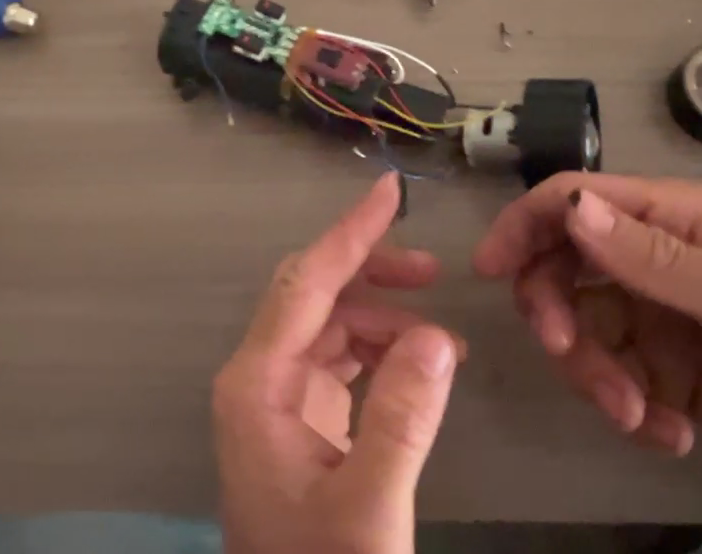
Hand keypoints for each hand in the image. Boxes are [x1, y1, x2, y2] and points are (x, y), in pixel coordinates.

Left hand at [214, 173, 462, 553]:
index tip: (390, 191)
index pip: (306, 284)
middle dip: (371, 273)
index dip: (351, 234)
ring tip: (445, 342)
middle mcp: (257, 377)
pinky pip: (336, 360)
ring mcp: (275, 399)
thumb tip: (437, 337)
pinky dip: (377, 352)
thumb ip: (402, 421)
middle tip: (435, 273)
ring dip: (382, 319)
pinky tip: (417, 366)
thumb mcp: (369, 509)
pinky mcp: (296, 421)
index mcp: (256, 383)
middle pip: (313, 294)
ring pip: (328, 325)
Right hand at [474, 173, 701, 511]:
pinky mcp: (667, 370)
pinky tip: (669, 435)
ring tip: (639, 417)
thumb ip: (658, 259)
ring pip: (580, 326)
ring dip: (592, 373)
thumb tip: (569, 206)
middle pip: (564, 264)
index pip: (579, 199)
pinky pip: (613, 376)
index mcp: (682, 222)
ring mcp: (661, 316)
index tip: (488, 270)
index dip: (526, 224)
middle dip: (554, 311)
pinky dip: (626, 407)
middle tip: (566, 357)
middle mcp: (660, 260)